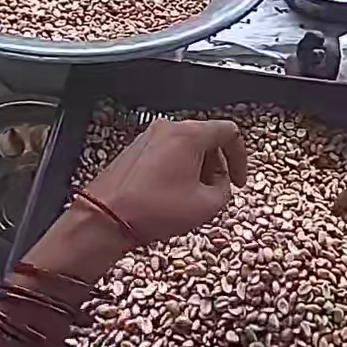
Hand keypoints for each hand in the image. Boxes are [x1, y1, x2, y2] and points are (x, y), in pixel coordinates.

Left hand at [82, 118, 246, 245]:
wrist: (105, 217)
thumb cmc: (153, 210)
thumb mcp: (207, 206)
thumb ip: (226, 188)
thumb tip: (221, 182)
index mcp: (189, 135)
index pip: (229, 132)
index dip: (240, 158)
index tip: (238, 180)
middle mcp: (168, 128)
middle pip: (206, 138)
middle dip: (216, 165)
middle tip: (215, 191)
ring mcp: (147, 137)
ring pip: (185, 146)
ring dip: (196, 168)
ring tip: (190, 197)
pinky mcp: (134, 150)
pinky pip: (165, 153)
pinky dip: (176, 169)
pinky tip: (170, 195)